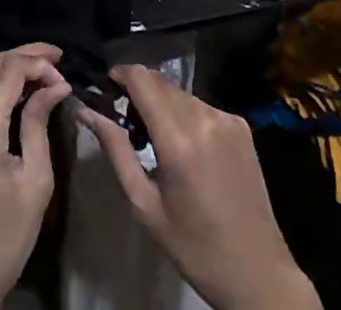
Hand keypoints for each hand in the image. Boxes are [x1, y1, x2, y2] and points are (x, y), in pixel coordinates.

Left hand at [0, 43, 73, 309]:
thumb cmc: (6, 235)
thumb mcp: (35, 180)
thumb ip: (39, 124)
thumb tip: (56, 85)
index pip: (9, 71)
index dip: (39, 63)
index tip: (65, 75)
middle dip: (28, 56)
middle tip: (60, 59)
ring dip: (16, 68)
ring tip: (49, 72)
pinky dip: (4, 85)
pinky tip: (27, 92)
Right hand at [76, 65, 321, 309]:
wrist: (254, 267)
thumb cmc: (191, 243)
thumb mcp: (143, 202)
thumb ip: (115, 149)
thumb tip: (86, 111)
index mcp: (178, 139)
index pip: (143, 80)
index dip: (121, 74)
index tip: (105, 85)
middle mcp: (205, 118)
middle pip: (162, 83)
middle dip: (139, 91)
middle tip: (123, 118)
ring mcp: (228, 119)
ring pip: (182, 94)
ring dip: (162, 103)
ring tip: (153, 136)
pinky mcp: (242, 126)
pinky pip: (203, 107)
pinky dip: (186, 114)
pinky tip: (185, 146)